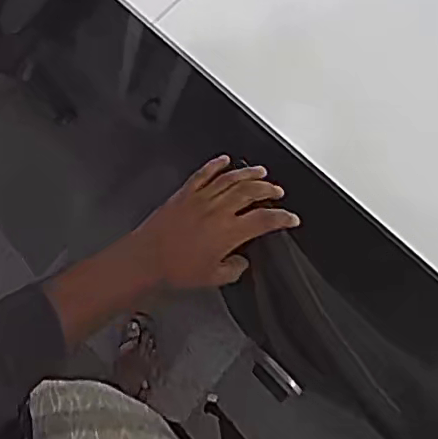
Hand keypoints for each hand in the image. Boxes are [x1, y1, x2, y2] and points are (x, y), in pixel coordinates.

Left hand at [112, 155, 299, 289]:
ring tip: (261, 171)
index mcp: (228, 232)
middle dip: (268, 189)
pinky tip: (224, 160)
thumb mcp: (213, 278)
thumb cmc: (175, 269)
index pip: (264, 220)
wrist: (146, 259)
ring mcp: (200, 198)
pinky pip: (204, 174)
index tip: (290, 218)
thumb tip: (241, 262)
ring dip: (249, 173)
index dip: (282, 218)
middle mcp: (217, 211)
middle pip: (251, 192)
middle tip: (277, 191)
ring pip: (230, 178)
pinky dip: (216, 165)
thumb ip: (233, 268)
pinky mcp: (184, 193)